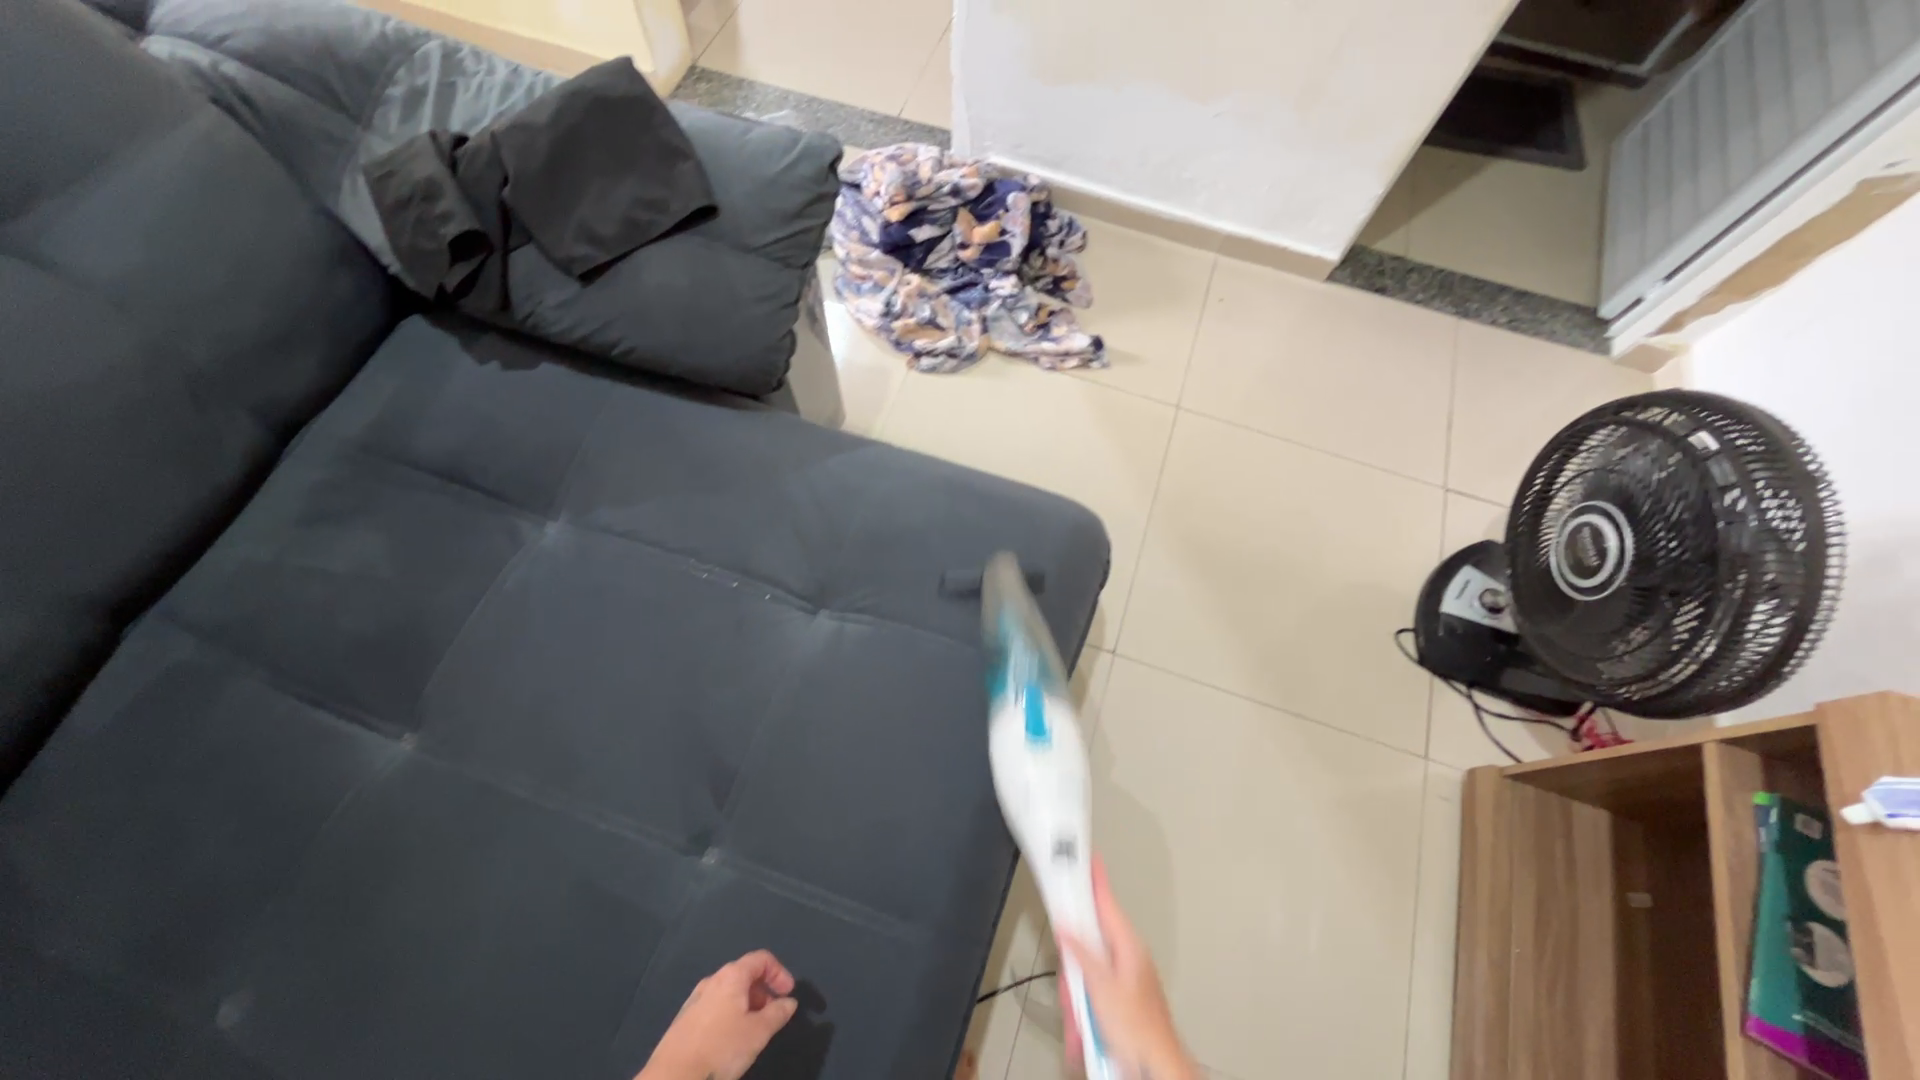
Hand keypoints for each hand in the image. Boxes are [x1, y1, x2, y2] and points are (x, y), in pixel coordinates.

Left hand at [637, 950, 798, 1079]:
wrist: (672, 1078)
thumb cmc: (720, 1049)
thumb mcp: (758, 1033)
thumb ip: (777, 1013)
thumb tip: (789, 1002)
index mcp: (731, 976)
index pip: (761, 959)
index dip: (780, 972)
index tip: (788, 995)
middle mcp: (712, 980)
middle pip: (745, 974)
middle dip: (764, 991)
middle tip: (774, 1014)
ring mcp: (695, 999)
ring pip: (729, 992)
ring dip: (748, 1004)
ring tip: (754, 1030)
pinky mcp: (685, 1019)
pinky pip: (715, 1006)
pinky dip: (731, 1013)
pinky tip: (731, 1039)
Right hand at [1058, 860, 1199, 1079]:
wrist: (1158, 1067)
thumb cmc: (1140, 1030)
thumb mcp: (1102, 989)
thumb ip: (1082, 955)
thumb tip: (1067, 928)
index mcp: (1126, 946)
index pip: (1106, 901)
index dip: (1096, 878)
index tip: (1087, 857)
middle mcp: (1125, 957)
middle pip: (1086, 945)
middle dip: (1073, 974)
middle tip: (1074, 995)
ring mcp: (1122, 979)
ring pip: (1085, 976)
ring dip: (1078, 1003)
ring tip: (1084, 1026)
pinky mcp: (1119, 998)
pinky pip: (1091, 996)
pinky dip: (1085, 1015)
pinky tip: (1087, 1035)